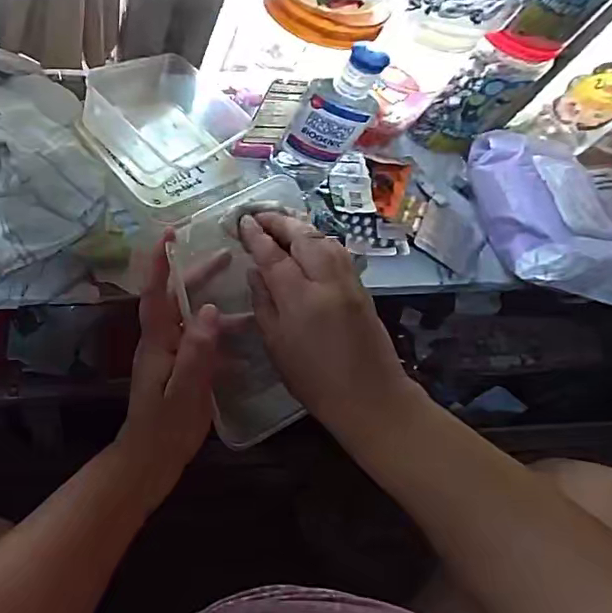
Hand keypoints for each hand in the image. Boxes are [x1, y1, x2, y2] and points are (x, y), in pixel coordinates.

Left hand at [117, 230, 220, 466]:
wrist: (149, 460)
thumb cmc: (165, 428)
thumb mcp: (185, 391)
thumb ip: (196, 351)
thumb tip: (207, 309)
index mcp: (157, 342)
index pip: (155, 293)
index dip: (160, 262)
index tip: (170, 234)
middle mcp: (159, 342)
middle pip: (175, 299)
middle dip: (196, 275)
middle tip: (226, 255)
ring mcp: (168, 356)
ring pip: (189, 319)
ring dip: (212, 304)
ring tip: (242, 293)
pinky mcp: (178, 370)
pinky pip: (198, 341)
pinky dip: (218, 334)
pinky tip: (243, 337)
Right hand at [238, 212, 410, 435]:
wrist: (370, 397)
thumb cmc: (313, 379)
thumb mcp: (275, 343)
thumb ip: (263, 302)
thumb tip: (255, 271)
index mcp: (300, 297)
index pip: (273, 254)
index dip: (255, 235)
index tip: (241, 221)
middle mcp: (327, 281)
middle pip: (303, 237)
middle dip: (279, 221)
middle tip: (258, 215)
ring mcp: (349, 282)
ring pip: (324, 240)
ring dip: (300, 227)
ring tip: (280, 224)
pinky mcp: (361, 288)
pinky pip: (337, 252)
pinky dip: (318, 240)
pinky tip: (307, 243)